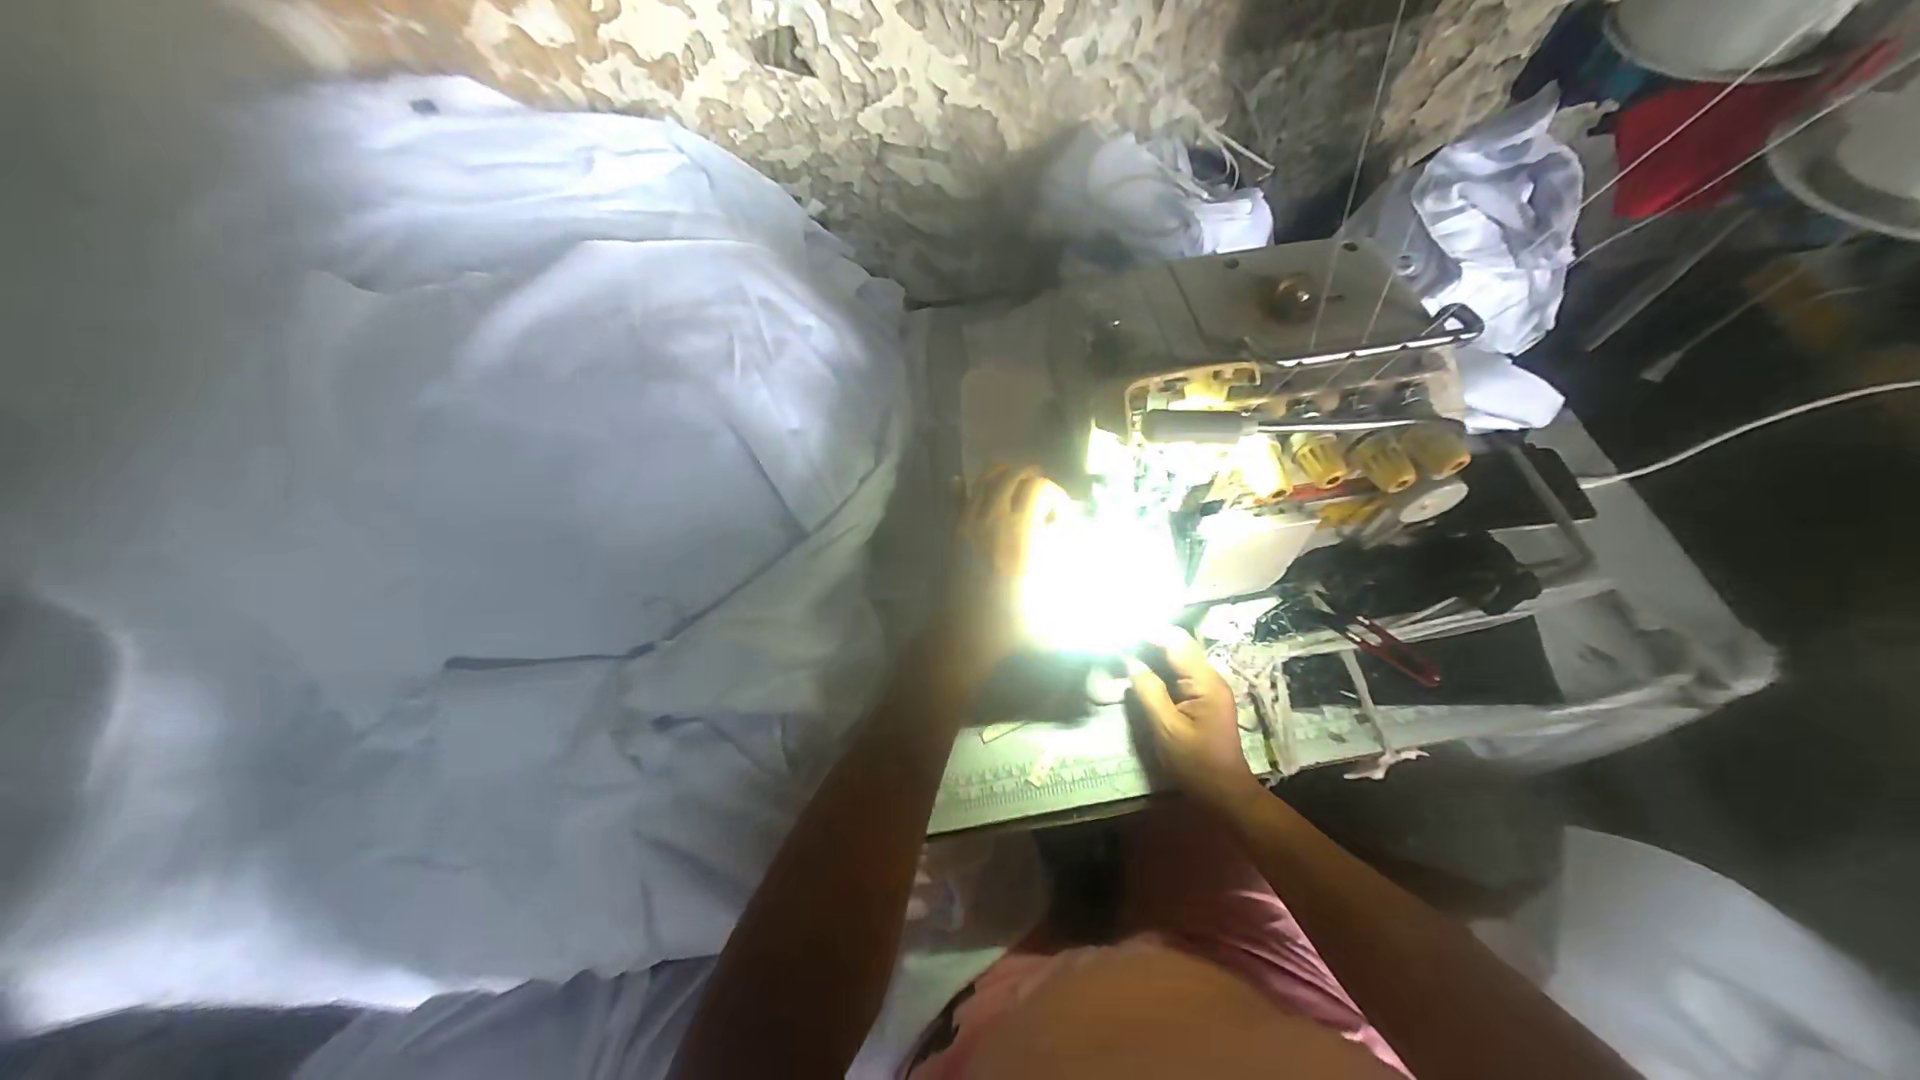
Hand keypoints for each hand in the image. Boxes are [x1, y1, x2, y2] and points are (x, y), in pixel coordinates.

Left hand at [934, 465, 1067, 688]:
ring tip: (1015, 488)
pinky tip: (962, 484)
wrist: (963, 638)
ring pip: (983, 480)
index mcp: (1020, 534)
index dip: (1056, 496)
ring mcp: (967, 524)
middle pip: (1012, 475)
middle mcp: (992, 521)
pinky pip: (953, 499)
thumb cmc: (1010, 624)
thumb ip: (1071, 574)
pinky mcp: (950, 534)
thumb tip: (1086, 554)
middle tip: (1042, 497)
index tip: (1062, 518)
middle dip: (1032, 478)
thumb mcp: (1052, 600)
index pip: (1039, 489)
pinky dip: (961, 488)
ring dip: (1002, 476)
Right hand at [1127, 627, 1265, 818]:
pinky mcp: (1201, 698)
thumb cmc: (1196, 764)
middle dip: (1148, 640)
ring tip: (1122, 649)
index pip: (1176, 642)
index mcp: (1205, 683)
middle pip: (1177, 645)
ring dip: (1151, 652)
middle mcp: (1209, 678)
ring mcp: (1207, 688)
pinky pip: (1178, 673)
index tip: (1120, 630)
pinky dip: (1158, 667)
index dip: (1148, 633)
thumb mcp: (1167, 729)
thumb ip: (1149, 693)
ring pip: (1177, 657)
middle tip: (1117, 639)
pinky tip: (1139, 669)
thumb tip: (1131, 663)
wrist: (1224, 794)